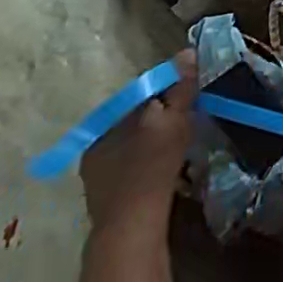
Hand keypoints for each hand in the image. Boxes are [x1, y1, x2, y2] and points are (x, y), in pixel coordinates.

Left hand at [78, 50, 196, 231]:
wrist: (132, 230)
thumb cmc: (152, 168)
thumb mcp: (173, 121)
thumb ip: (180, 88)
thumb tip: (187, 52)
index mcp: (105, 126)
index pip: (138, 100)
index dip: (165, 96)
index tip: (188, 101)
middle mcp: (94, 148)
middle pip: (134, 124)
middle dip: (159, 120)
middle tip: (188, 123)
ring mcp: (97, 178)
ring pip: (132, 149)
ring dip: (154, 144)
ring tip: (180, 148)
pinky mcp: (108, 202)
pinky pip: (132, 172)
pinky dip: (149, 167)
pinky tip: (166, 174)